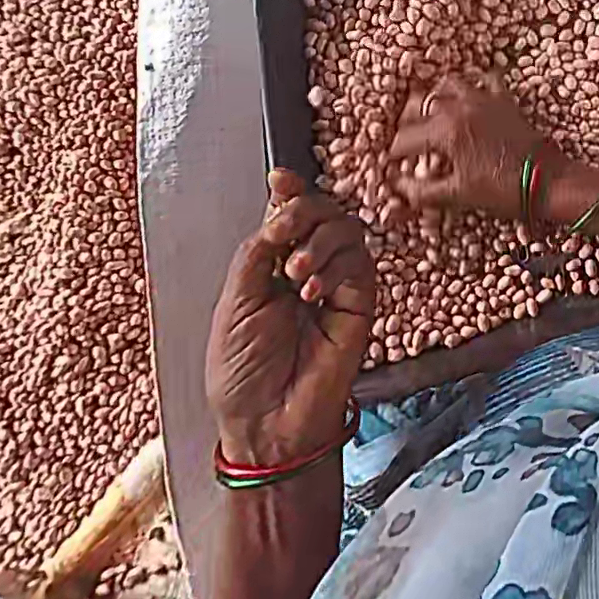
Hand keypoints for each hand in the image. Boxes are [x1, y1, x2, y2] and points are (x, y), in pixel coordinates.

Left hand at [205, 170, 375, 467]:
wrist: (265, 420)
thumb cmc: (243, 368)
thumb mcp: (236, 299)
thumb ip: (259, 248)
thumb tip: (278, 203)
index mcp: (277, 261)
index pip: (291, 212)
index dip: (290, 191)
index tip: (280, 178)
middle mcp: (311, 265)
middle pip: (324, 211)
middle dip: (305, 211)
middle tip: (283, 233)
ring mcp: (339, 282)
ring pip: (347, 229)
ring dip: (319, 242)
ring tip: (295, 274)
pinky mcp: (361, 301)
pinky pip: (360, 263)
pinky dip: (336, 268)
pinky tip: (313, 293)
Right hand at [387, 72, 540, 216]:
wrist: (547, 181)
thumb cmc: (502, 190)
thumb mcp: (458, 194)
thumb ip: (422, 191)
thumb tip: (398, 188)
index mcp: (445, 131)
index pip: (404, 139)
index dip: (394, 154)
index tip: (392, 164)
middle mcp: (460, 107)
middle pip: (420, 104)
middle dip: (407, 122)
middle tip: (406, 140)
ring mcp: (483, 99)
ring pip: (449, 84)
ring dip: (436, 97)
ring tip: (432, 114)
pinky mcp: (503, 100)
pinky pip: (485, 80)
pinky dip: (474, 84)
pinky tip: (470, 97)